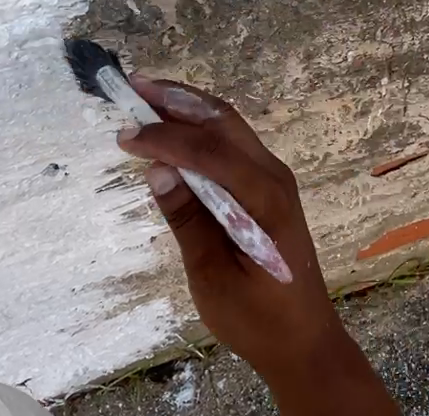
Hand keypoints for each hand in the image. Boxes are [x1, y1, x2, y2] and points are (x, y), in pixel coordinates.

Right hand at [118, 77, 398, 415]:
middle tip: (133, 87)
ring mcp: (272, 175)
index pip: (209, 152)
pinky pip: (230, 143)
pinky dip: (198, 129)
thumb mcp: (213, 278)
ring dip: (187, 108)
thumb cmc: (258, 319)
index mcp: (264, 197)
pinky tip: (172, 131)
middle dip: (177, 100)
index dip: (165, 138)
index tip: (125, 135)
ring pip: (227, 126)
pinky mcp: (265, 183)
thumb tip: (157, 169)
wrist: (303, 340)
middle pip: (222, 121)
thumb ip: (188, 220)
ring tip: (146, 97)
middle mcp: (272, 174)